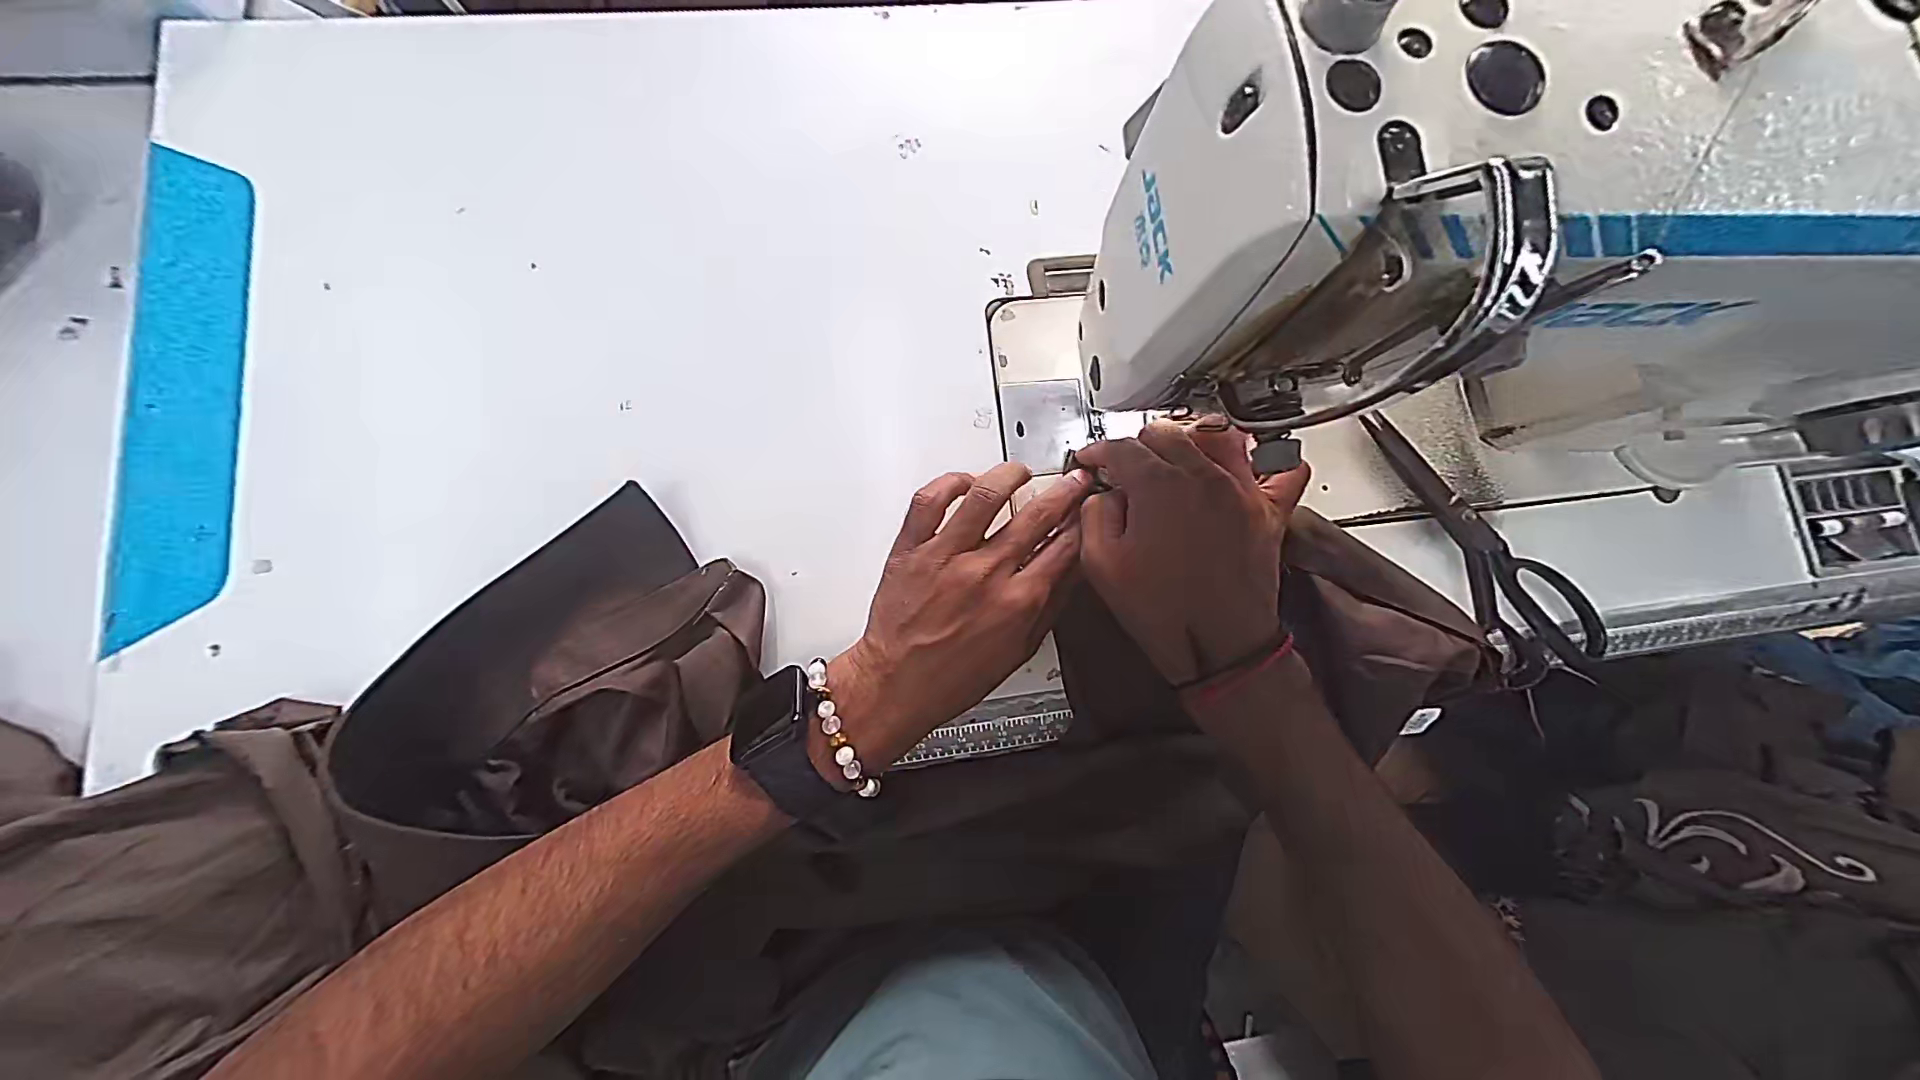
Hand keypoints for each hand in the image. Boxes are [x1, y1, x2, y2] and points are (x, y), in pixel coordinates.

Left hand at [818, 463, 1092, 779]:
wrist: (896, 685)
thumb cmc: (952, 677)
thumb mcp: (1018, 650)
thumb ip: (1049, 606)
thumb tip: (1071, 573)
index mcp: (1017, 601)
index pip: (1066, 546)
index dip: (1084, 521)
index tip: (1088, 510)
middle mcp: (985, 573)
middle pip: (1037, 514)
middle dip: (1064, 490)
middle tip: (1072, 480)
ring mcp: (946, 557)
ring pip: (985, 494)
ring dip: (1010, 475)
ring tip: (1018, 472)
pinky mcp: (911, 550)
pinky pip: (929, 501)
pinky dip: (949, 483)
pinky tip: (965, 482)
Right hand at [1074, 420, 1311, 684]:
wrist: (1218, 647)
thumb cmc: (1165, 612)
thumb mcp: (1101, 564)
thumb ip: (1094, 514)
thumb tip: (1102, 495)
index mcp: (1158, 486)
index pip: (1121, 447)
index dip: (1098, 452)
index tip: (1092, 460)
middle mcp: (1202, 478)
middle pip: (1166, 433)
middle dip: (1137, 444)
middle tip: (1125, 464)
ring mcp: (1240, 491)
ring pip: (1217, 435)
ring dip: (1190, 437)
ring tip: (1175, 453)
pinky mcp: (1267, 511)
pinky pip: (1282, 466)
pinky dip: (1267, 456)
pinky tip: (1248, 461)